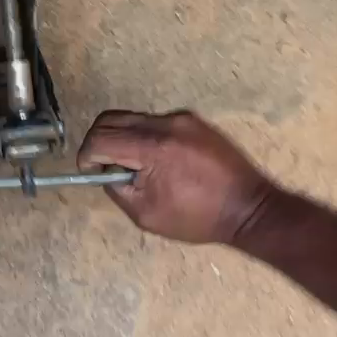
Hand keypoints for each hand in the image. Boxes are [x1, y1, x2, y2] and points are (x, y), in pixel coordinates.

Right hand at [77, 110, 275, 244]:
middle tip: (105, 167)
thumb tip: (104, 171)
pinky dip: (145, 138)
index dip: (87, 156)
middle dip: (98, 142)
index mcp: (153, 148)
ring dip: (122, 139)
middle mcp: (165, 124)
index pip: (100, 138)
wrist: (249, 208)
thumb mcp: (145, 214)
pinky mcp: (194, 121)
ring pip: (132, 118)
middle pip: (111, 119)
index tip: (90, 172)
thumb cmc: (197, 218)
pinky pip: (155, 122)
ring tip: (134, 166)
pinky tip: (158, 162)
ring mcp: (182, 119)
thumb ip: (117, 189)